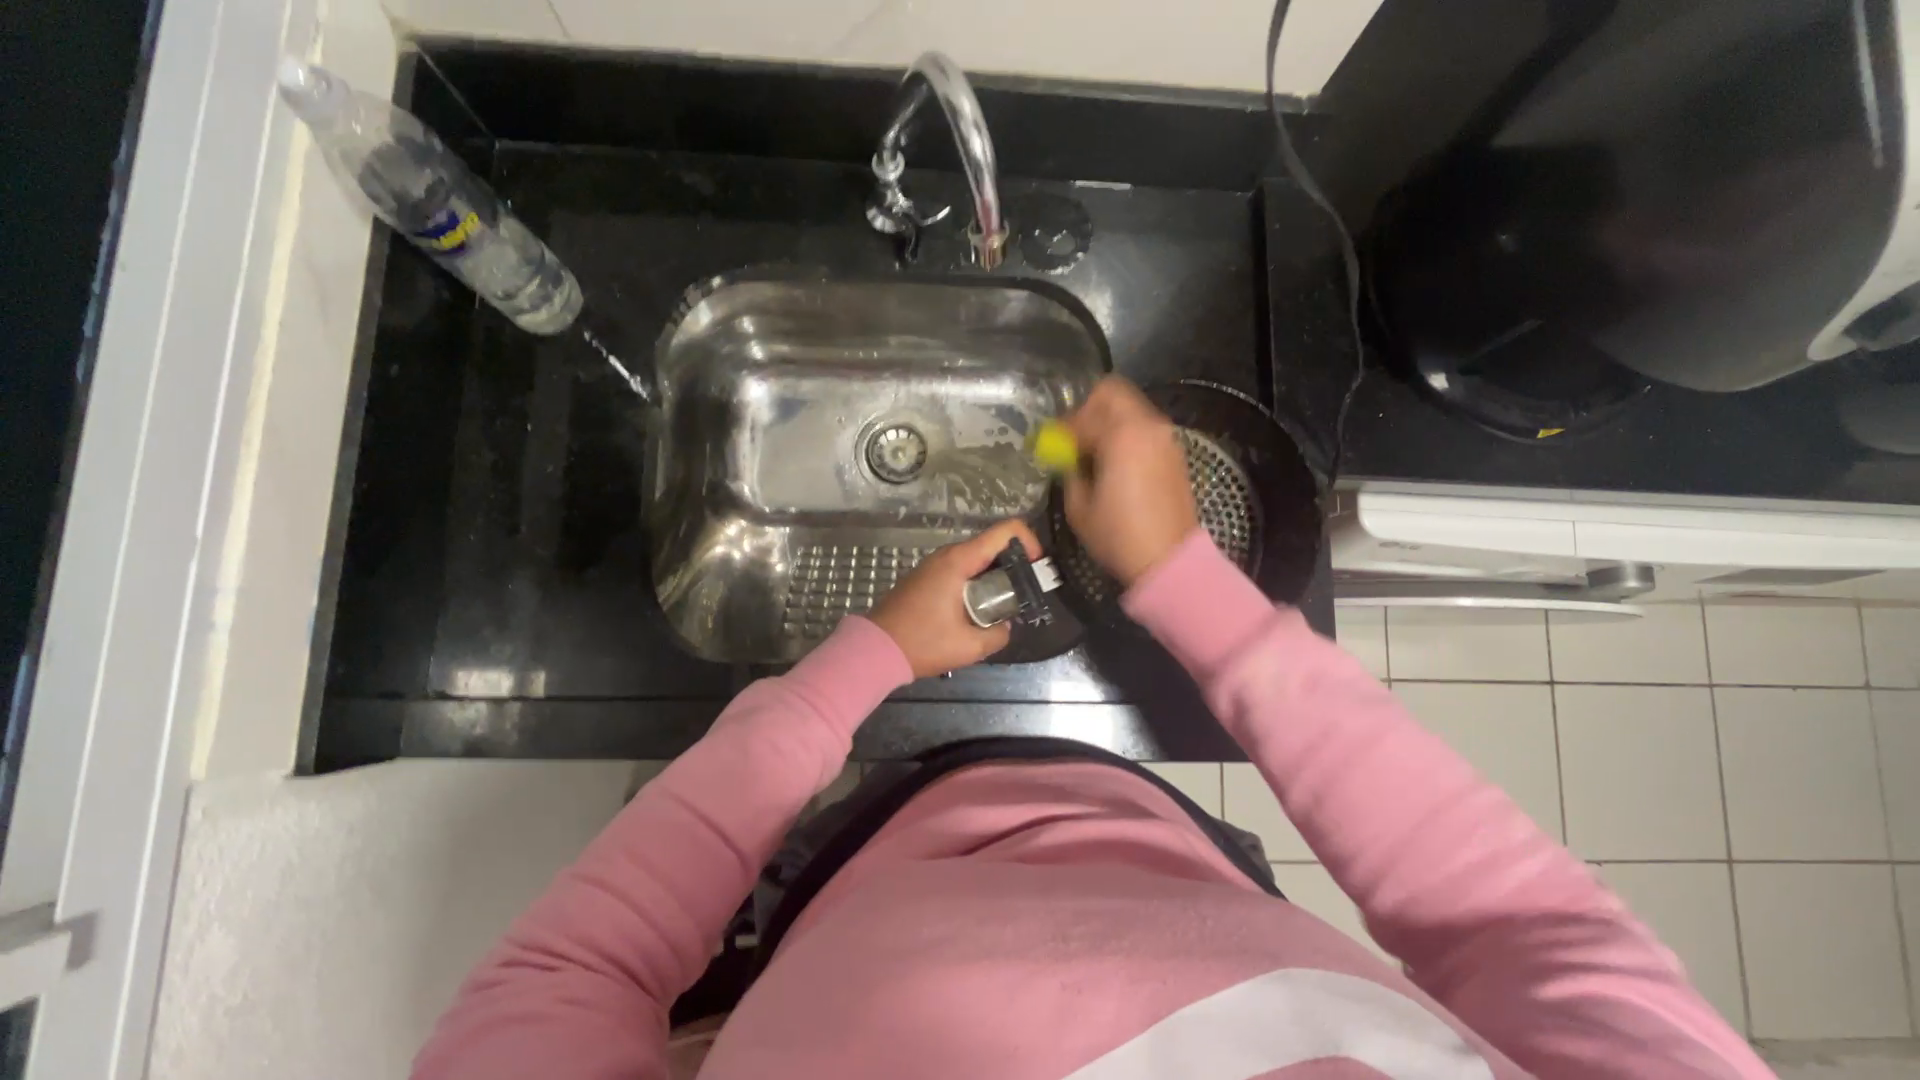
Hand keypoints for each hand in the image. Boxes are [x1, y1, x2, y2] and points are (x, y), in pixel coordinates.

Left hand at [866, 519, 1042, 678]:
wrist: (875, 649)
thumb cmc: (921, 644)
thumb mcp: (969, 646)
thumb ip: (999, 634)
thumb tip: (1007, 625)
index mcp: (959, 561)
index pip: (1006, 530)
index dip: (1030, 543)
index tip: (1037, 570)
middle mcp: (948, 555)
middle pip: (993, 545)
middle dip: (1015, 566)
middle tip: (1024, 596)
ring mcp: (936, 565)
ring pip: (978, 560)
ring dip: (996, 578)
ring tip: (1004, 607)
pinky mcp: (928, 577)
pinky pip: (963, 571)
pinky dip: (978, 584)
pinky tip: (979, 612)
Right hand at [1061, 377, 1198, 586]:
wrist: (1169, 561)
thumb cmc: (1118, 536)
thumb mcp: (1079, 506)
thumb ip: (1070, 470)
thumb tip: (1069, 458)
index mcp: (1121, 434)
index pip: (1082, 413)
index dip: (1061, 428)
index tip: (1050, 445)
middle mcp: (1148, 426)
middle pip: (1112, 394)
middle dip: (1088, 412)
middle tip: (1073, 439)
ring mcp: (1166, 438)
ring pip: (1130, 409)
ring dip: (1108, 423)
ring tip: (1093, 453)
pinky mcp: (1174, 454)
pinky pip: (1144, 429)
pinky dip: (1126, 436)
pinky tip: (1115, 465)